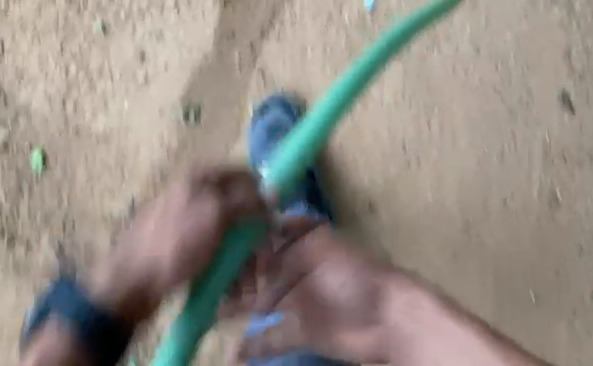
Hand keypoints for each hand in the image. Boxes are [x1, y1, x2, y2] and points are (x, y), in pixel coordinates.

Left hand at [84, 166, 269, 325]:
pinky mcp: (183, 248)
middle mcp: (196, 193)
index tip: (276, 219)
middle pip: (239, 207)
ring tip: (248, 284)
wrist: (128, 283)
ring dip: (242, 258)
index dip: (263, 194)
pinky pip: (214, 253)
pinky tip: (232, 288)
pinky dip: (225, 268)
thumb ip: (247, 201)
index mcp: (201, 175)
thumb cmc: (174, 242)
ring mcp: (189, 222)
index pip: (244, 174)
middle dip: (254, 236)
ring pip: (228, 233)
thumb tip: (275, 190)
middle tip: (263, 262)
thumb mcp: (215, 215)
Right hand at [223, 217, 406, 363]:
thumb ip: (286, 245)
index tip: (215, 252)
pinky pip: (271, 338)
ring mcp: (297, 302)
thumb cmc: (352, 273)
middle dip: (235, 281)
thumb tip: (254, 247)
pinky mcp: (300, 332)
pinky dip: (254, 345)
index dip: (241, 247)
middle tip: (207, 288)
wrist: (385, 318)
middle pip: (258, 274)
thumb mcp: (320, 246)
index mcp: (301, 242)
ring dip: (238, 311)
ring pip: (260, 304)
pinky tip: (236, 352)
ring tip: (212, 316)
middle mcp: (294, 269)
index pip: (263, 240)